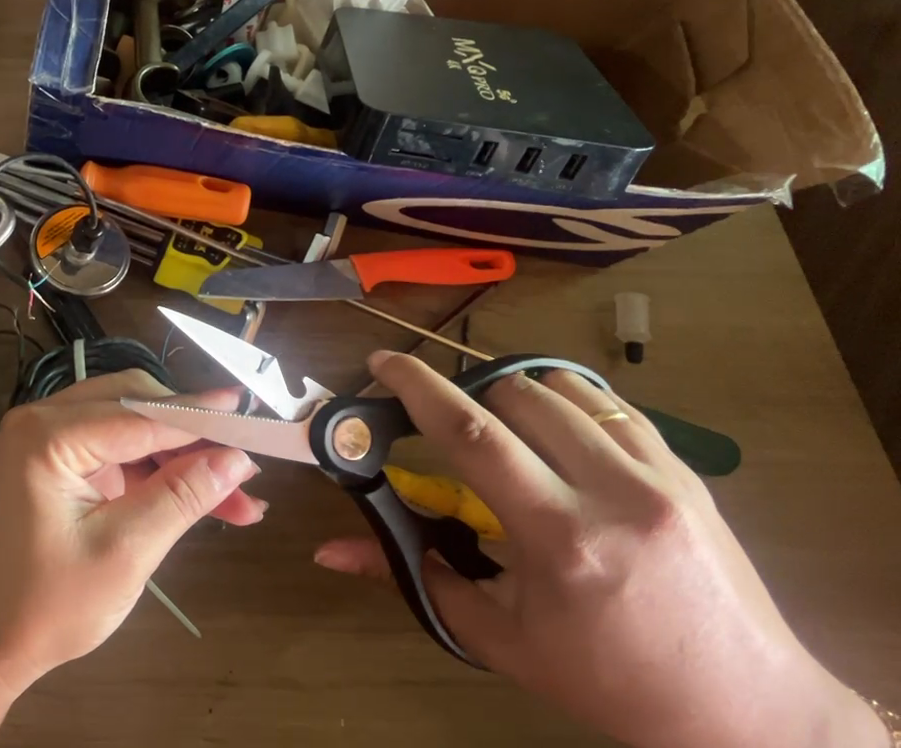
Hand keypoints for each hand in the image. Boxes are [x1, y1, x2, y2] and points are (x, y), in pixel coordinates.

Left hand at [0, 371, 267, 688]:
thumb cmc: (50, 603)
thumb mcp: (126, 552)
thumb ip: (180, 497)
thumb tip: (236, 458)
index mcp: (46, 435)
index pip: (138, 415)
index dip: (199, 416)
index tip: (252, 413)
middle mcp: (41, 420)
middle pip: (133, 404)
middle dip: (191, 435)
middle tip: (246, 464)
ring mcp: (46, 437)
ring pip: (130, 424)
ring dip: (180, 455)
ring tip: (238, 495)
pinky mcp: (57, 458)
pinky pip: (116, 447)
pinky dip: (156, 469)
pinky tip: (204, 496)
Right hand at [316, 352, 886, 747]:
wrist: (748, 714)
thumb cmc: (606, 680)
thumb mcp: (498, 637)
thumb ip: (411, 578)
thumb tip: (326, 551)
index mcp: (559, 538)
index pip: (472, 434)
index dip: (417, 386)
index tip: (381, 362)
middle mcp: (615, 494)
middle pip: (517, 396)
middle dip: (466, 394)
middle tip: (444, 416)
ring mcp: (662, 480)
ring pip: (568, 391)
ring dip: (516, 395)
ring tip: (500, 425)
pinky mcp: (690, 478)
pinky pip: (614, 409)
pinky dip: (568, 406)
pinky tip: (556, 434)